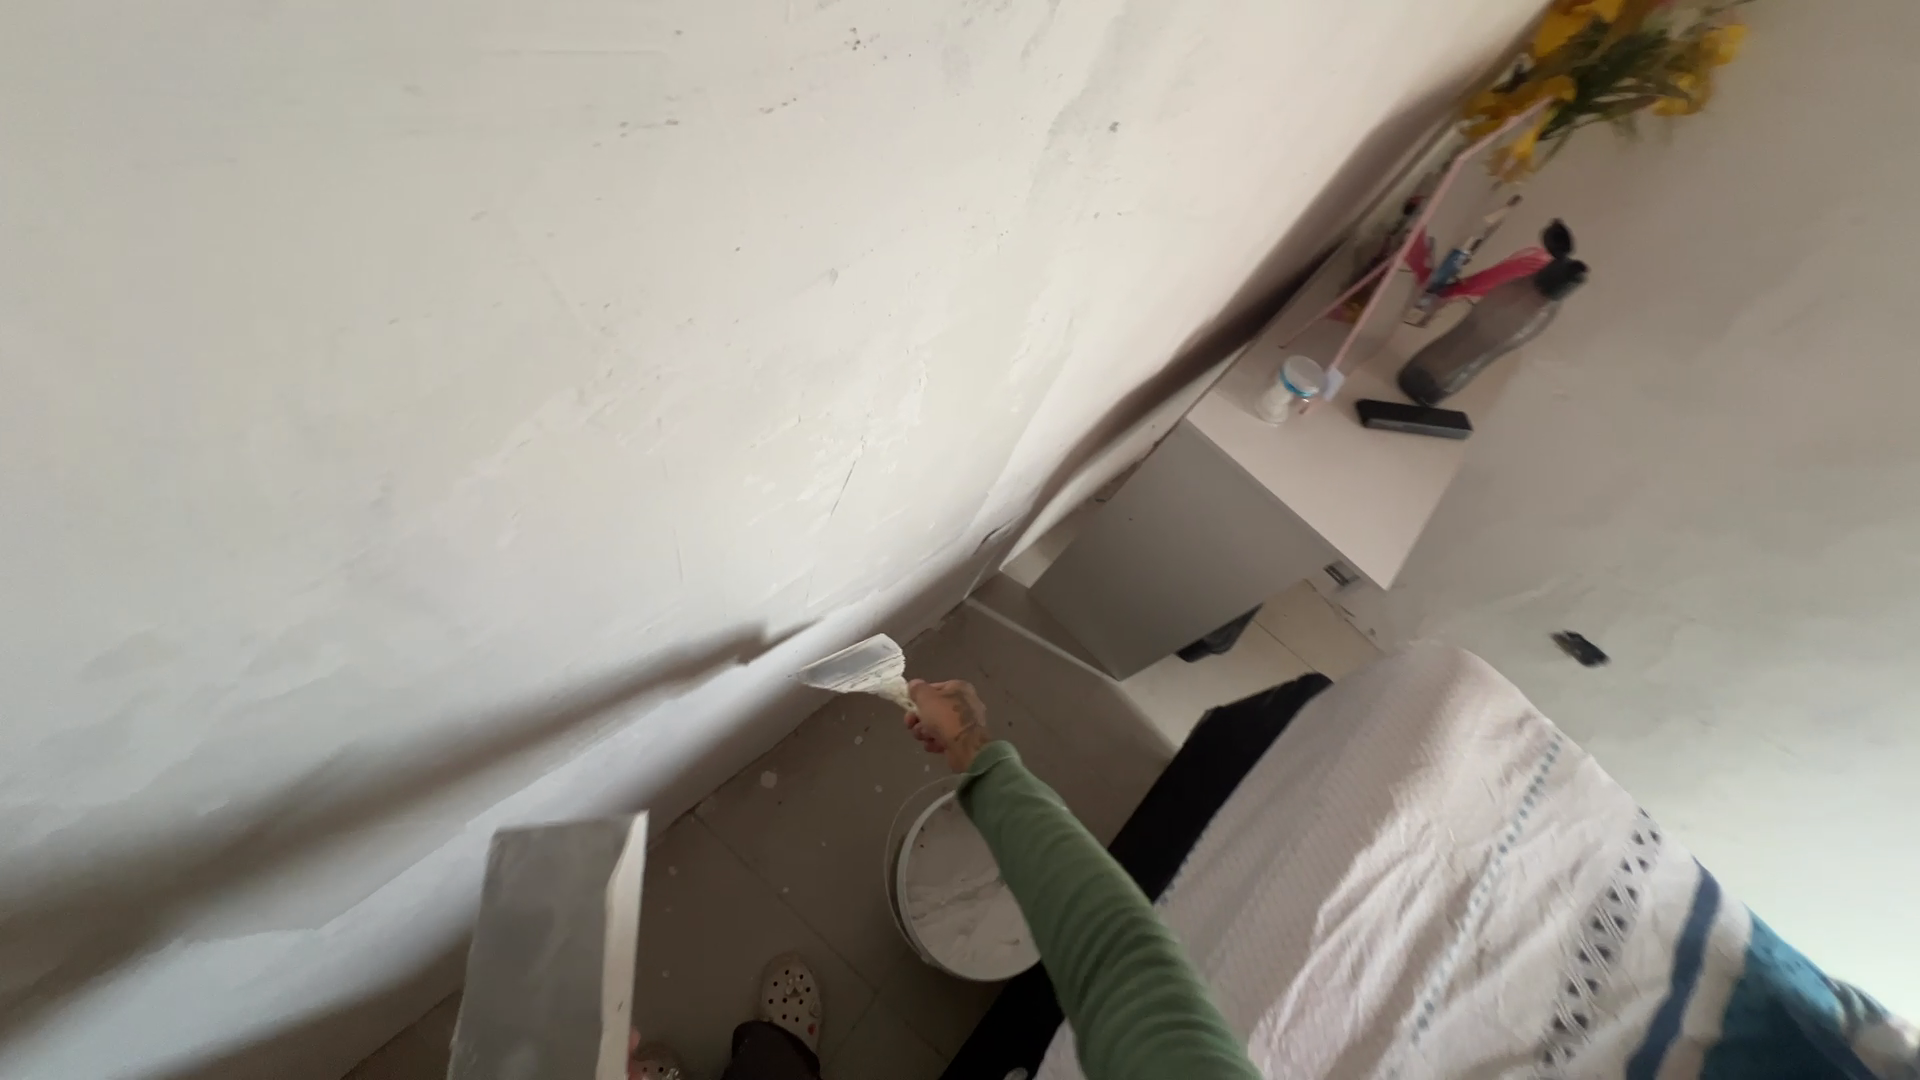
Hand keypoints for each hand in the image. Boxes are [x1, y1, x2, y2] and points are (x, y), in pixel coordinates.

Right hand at [905, 679, 990, 771]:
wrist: (965, 746)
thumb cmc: (945, 717)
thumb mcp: (926, 698)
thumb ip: (917, 689)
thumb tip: (914, 684)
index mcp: (958, 688)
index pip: (933, 688)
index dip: (918, 697)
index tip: (908, 706)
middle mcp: (964, 703)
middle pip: (933, 708)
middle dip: (918, 718)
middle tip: (910, 724)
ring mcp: (964, 722)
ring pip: (935, 725)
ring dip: (924, 731)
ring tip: (925, 736)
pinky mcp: (962, 740)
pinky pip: (943, 738)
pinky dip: (936, 742)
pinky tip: (934, 745)